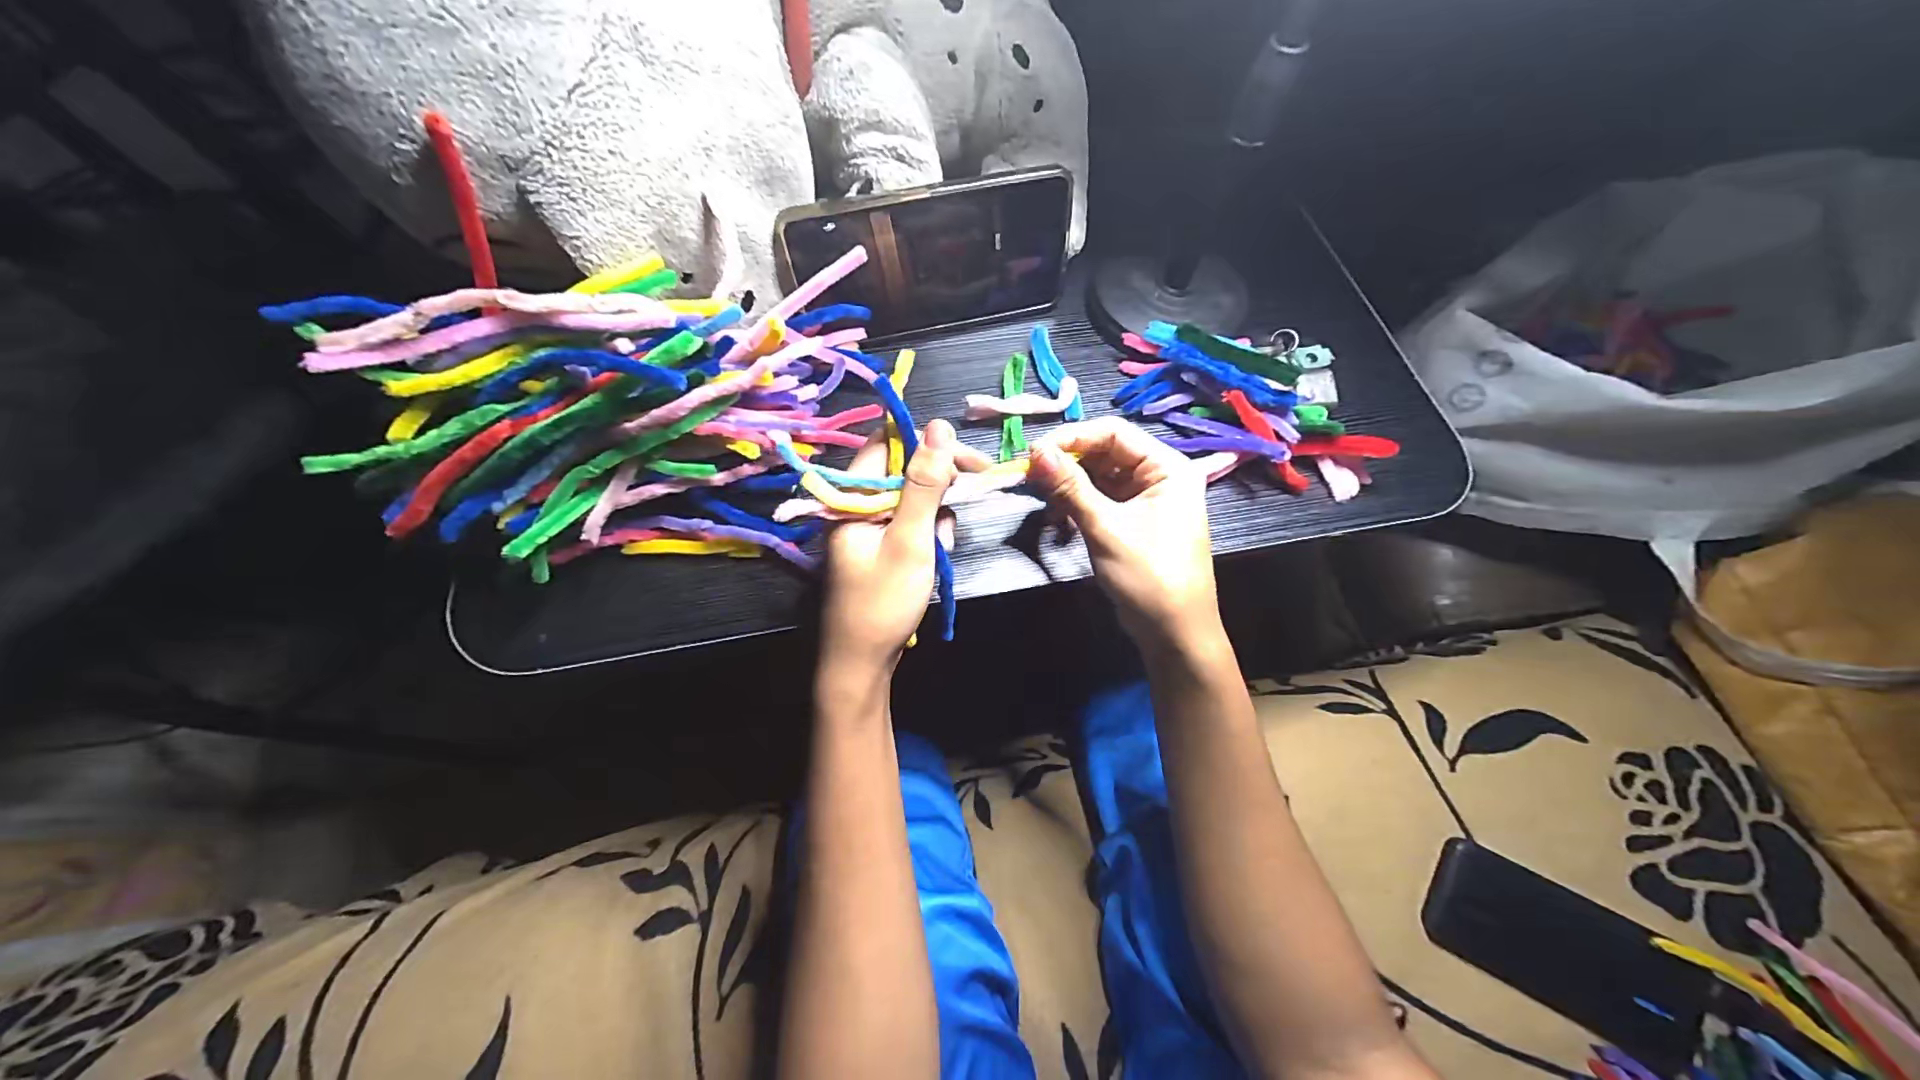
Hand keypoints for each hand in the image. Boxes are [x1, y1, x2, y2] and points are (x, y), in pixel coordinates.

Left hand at [820, 419, 990, 674]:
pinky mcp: (878, 544)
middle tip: (969, 500)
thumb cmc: (883, 602)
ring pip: (913, 497)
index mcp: (852, 495)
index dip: (930, 443)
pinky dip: (928, 534)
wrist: (862, 662)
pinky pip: (910, 523)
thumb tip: (940, 426)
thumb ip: (925, 484)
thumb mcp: (910, 539)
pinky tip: (934, 557)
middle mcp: (856, 503)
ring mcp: (867, 525)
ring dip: (936, 515)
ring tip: (939, 548)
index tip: (968, 460)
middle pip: (904, 469)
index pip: (889, 443)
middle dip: (939, 485)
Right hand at [1027, 417, 1221, 655]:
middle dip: (1067, 462)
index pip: (1114, 432)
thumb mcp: (1105, 528)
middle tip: (1031, 474)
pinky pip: (1099, 499)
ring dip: (1068, 485)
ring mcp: (1145, 499)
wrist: (1174, 633)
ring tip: (1042, 498)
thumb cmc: (1149, 576)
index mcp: (1167, 467)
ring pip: (1098, 476)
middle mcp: (1159, 476)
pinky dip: (1076, 504)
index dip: (1073, 437)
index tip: (1035, 452)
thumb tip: (1037, 451)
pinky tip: (1056, 518)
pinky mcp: (1132, 520)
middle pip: (1105, 452)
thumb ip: (1071, 486)